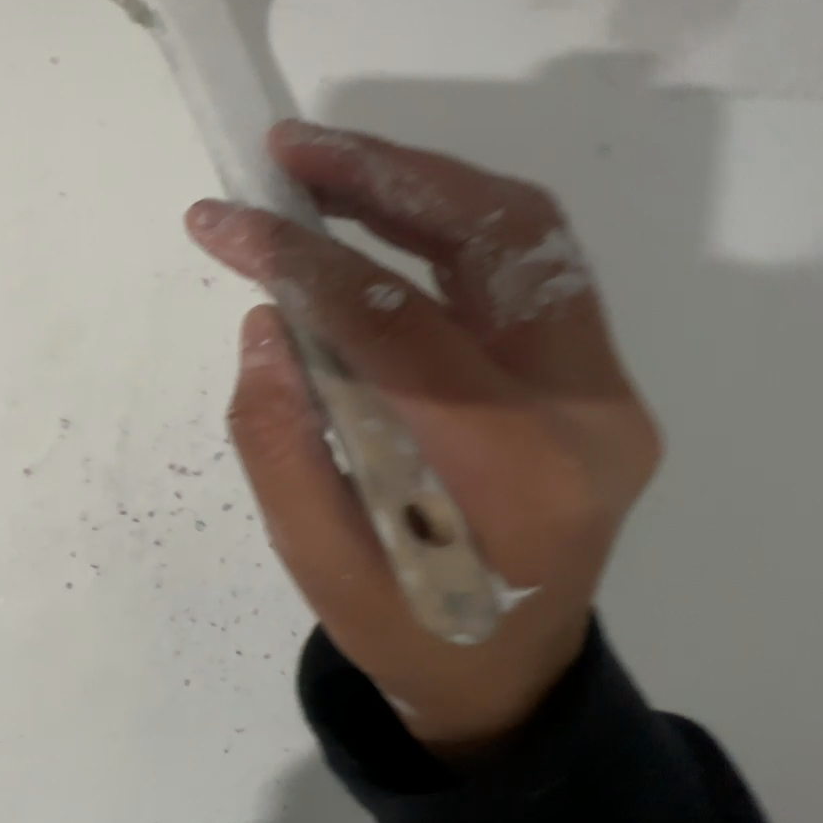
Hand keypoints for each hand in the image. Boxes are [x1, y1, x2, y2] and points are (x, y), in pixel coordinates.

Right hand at [186, 121, 661, 754]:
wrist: (505, 673)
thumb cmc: (403, 624)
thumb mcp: (313, 558)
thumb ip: (279, 440)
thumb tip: (266, 320)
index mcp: (514, 468)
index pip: (397, 322)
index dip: (299, 257)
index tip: (220, 220)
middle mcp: (587, 408)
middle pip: (499, 239)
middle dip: (383, 172)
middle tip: (287, 148)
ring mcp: (602, 384)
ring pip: (520, 234)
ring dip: (414, 179)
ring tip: (317, 162)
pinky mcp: (589, 372)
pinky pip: (518, 264)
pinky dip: (438, 217)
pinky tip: (370, 210)